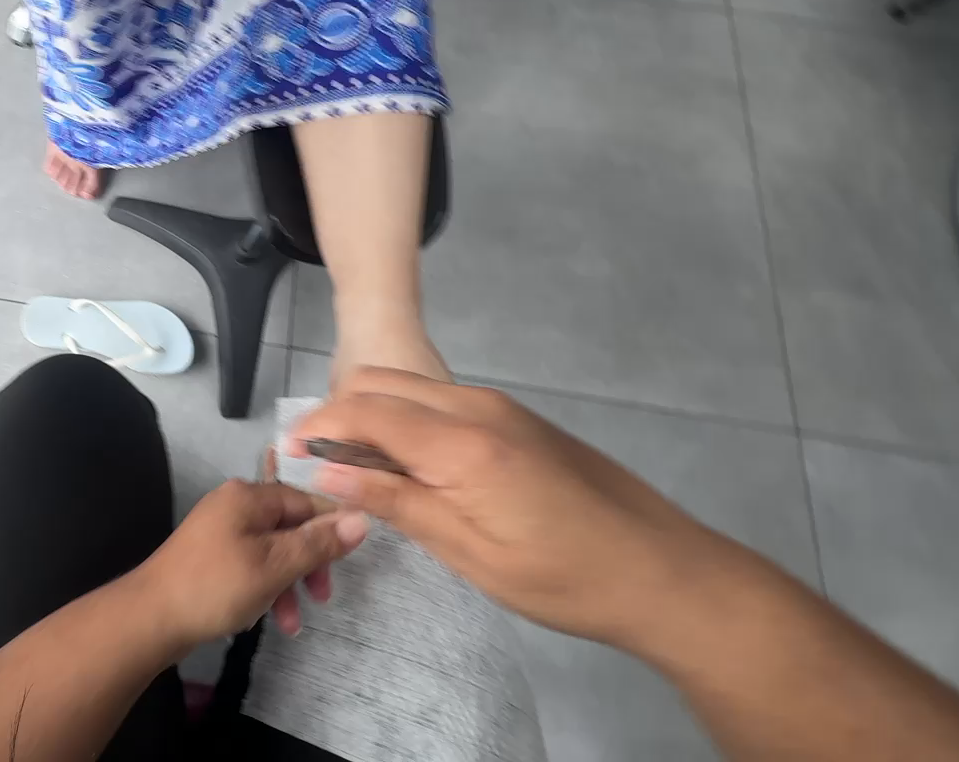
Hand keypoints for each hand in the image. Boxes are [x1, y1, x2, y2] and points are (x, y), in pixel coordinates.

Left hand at [128, 479, 368, 652]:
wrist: (152, 615)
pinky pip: (253, 563)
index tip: (351, 562)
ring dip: (289, 582)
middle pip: (290, 525)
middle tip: (322, 597)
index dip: (331, 528)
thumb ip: (317, 543)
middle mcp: (234, 503)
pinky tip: (269, 618)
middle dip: (309, 562)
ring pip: (273, 549)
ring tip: (292, 622)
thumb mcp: (274, 566)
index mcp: (248, 496)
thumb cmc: (216, 585)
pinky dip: (267, 587)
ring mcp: (221, 528)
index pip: (305, 500)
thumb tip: (361, 518)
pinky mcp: (212, 553)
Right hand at [290, 367, 753, 651]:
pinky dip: (404, 419)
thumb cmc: (565, 577)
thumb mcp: (470, 552)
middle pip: (378, 382)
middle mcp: (474, 405)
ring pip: (406, 386)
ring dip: (370, 414)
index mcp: (461, 441)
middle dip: (337, 413)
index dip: (317, 425)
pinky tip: (410, 465)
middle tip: (322, 464)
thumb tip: (326, 468)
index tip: (288, 453)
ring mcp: (495, 405)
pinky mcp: (511, 415)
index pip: (364, 409)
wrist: (670, 573)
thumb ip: (394, 500)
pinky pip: (436, 400)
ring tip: (361, 468)